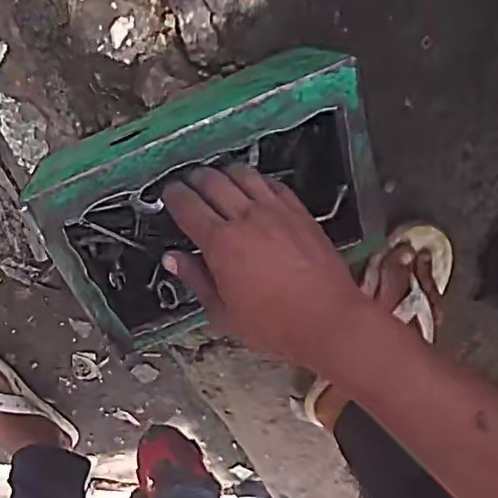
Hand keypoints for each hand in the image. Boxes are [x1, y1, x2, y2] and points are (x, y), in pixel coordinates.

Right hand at [161, 165, 370, 368]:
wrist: (328, 320)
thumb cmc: (276, 325)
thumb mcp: (224, 313)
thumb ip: (197, 280)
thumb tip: (175, 260)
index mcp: (221, 244)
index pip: (188, 206)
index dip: (173, 196)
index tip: (169, 195)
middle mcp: (247, 219)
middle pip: (212, 182)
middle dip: (193, 179)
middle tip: (187, 184)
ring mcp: (276, 212)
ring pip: (243, 175)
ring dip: (223, 172)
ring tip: (215, 178)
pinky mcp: (300, 213)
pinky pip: (273, 183)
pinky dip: (256, 179)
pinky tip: (253, 186)